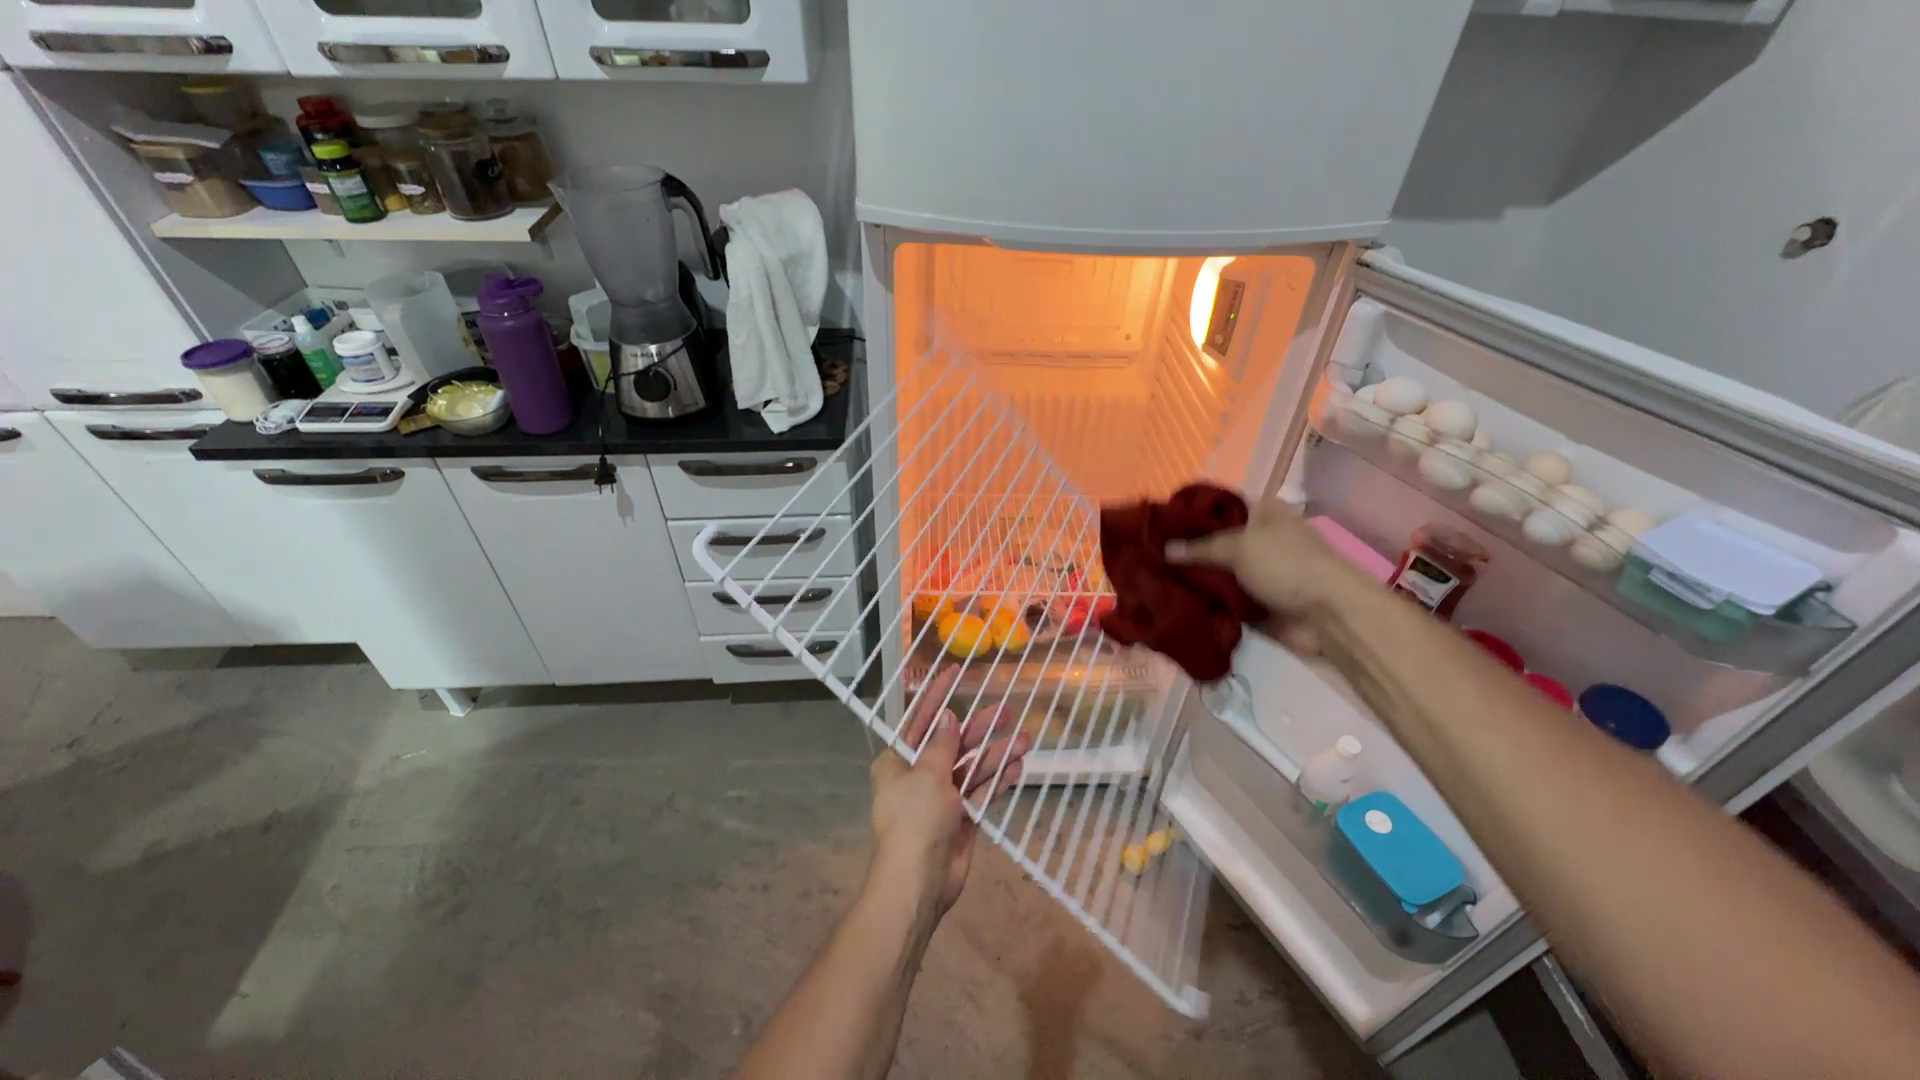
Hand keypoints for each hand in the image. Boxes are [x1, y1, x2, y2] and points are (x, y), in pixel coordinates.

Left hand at [869, 667, 1031, 916]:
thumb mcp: (927, 775)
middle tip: (1005, 709)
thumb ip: (942, 745)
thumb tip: (950, 718)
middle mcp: (918, 776)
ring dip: (994, 752)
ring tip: (1025, 737)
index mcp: (898, 762)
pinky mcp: (962, 819)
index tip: (954, 672)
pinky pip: (982, 792)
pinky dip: (998, 778)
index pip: (921, 721)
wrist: (919, 881)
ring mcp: (941, 799)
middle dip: (977, 728)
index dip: (937, 695)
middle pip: (951, 744)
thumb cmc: (915, 820)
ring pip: (970, 767)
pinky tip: (1017, 764)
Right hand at [1165, 500, 1376, 654]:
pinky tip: (1171, 601)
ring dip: (1191, 579)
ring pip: (1215, 573)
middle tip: (1146, 555)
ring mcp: (1257, 573)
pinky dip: (1203, 601)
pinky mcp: (1255, 603)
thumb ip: (1200, 547)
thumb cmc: (1287, 565)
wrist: (1327, 615)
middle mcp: (1259, 539)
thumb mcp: (1239, 546)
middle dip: (1184, 550)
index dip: (1188, 513)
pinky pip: (1222, 599)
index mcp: (1262, 513)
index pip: (1218, 506)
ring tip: (1150, 579)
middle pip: (1213, 541)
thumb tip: (1163, 549)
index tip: (1154, 524)